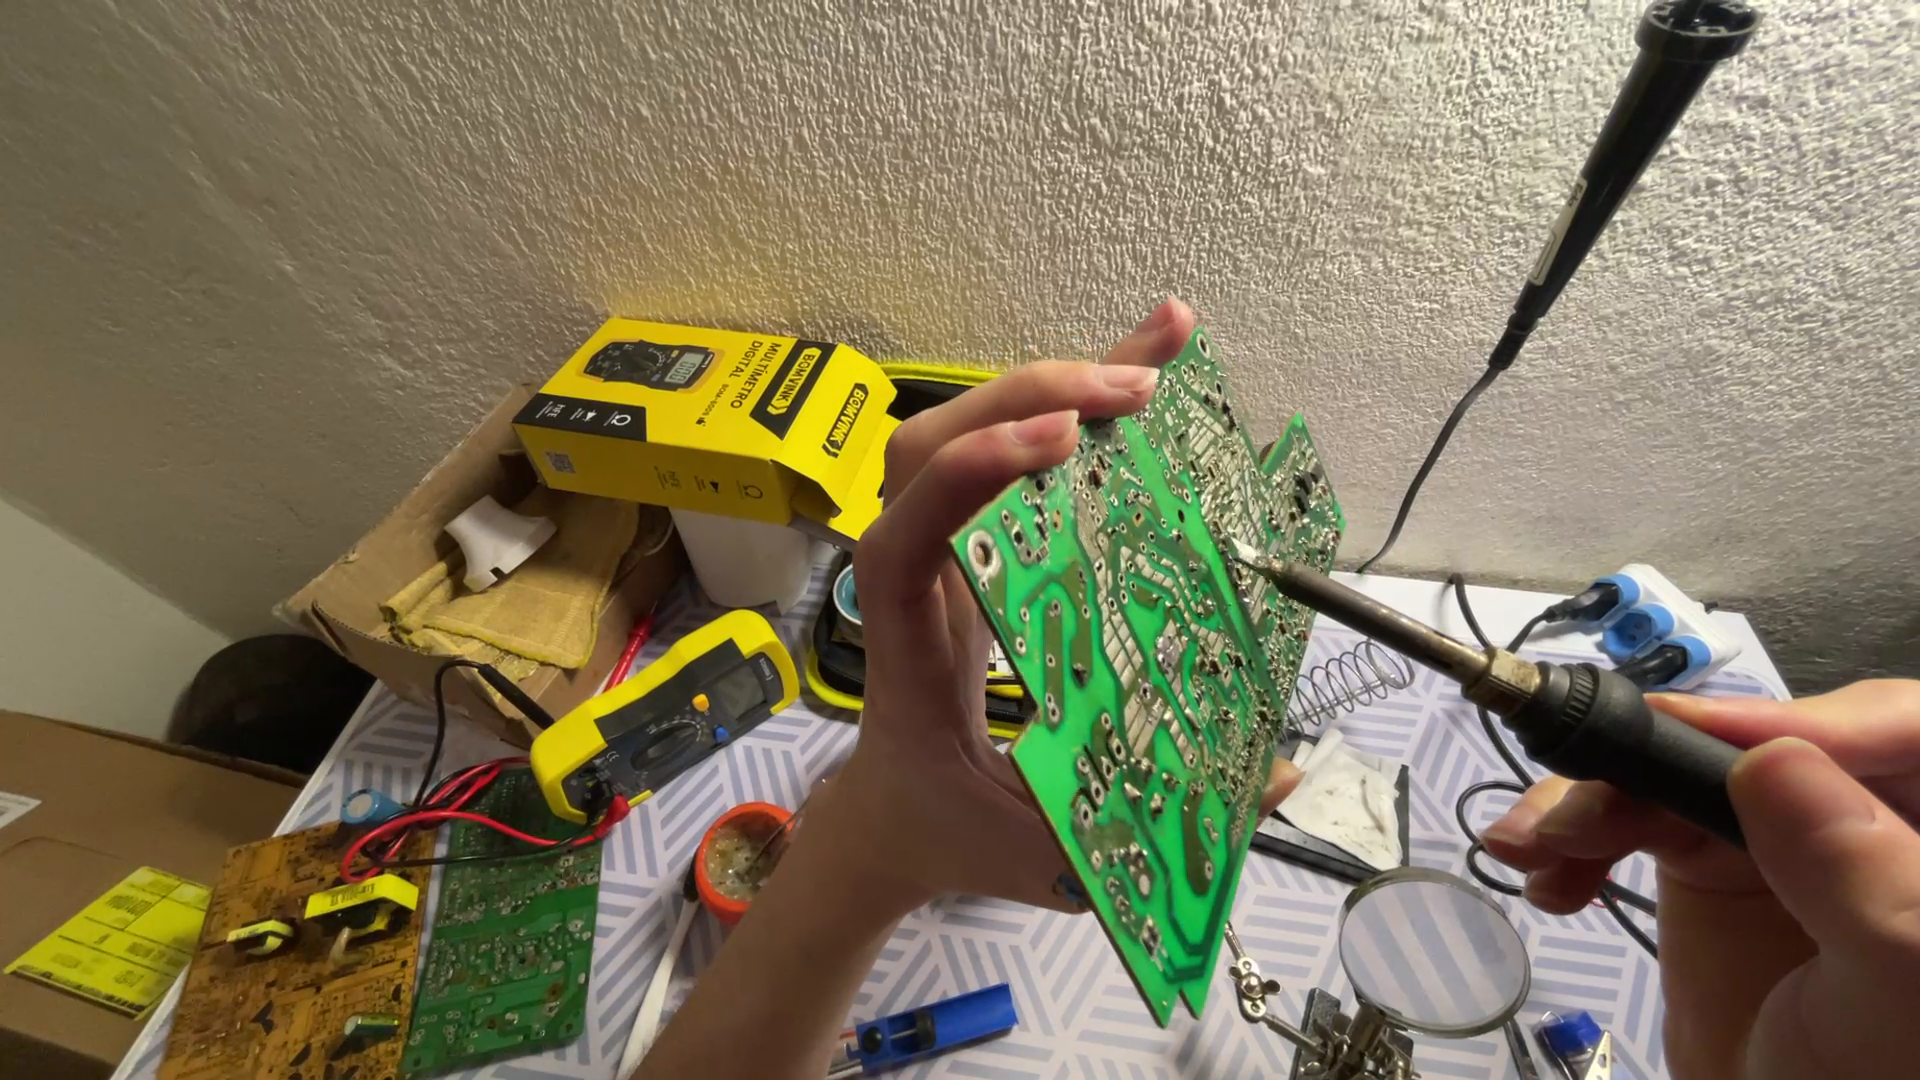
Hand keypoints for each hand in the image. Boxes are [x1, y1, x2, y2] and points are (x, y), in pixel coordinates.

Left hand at [831, 298, 1302, 915]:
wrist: (892, 817)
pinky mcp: (968, 550)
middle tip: (1137, 392)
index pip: (902, 544)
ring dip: (1043, 387)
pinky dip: (1060, 412)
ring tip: (1148, 364)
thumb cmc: (950, 832)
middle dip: (1026, 400)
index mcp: (910, 655)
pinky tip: (1132, 377)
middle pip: (925, 452)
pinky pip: (1001, 466)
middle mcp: (912, 584)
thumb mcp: (1048, 851)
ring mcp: (935, 556)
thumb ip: (1150, 824)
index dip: (964, 478)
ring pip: (952, 435)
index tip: (1057, 444)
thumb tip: (1280, 767)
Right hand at [1481, 680, 1919, 1079]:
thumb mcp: (1903, 1005)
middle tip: (1574, 811)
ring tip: (1527, 850)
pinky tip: (1544, 879)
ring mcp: (1774, 840)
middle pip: (1741, 746)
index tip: (1698, 737)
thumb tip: (1777, 760)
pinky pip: (1622, 816)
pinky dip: (1567, 838)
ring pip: (1660, 774)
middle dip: (1638, 766)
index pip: (1903, 731)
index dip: (1804, 718)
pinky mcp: (1702, 862)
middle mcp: (1858, 824)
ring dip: (1577, 803)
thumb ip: (1871, 889)